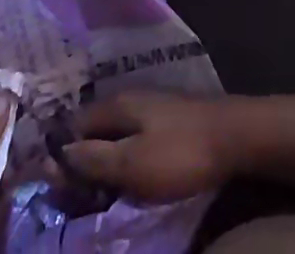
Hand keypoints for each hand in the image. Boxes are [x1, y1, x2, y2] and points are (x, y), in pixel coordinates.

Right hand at [60, 92, 234, 202]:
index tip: (58, 187)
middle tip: (80, 195)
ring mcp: (153, 108)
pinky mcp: (170, 122)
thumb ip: (93, 158)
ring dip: (107, 162)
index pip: (74, 124)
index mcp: (116, 104)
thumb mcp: (131, 163)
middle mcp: (131, 99)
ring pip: (117, 135)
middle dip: (83, 160)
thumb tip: (57, 154)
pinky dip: (128, 158)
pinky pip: (137, 139)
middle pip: (94, 129)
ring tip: (105, 192)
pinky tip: (133, 178)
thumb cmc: (180, 152)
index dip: (61, 154)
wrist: (237, 136)